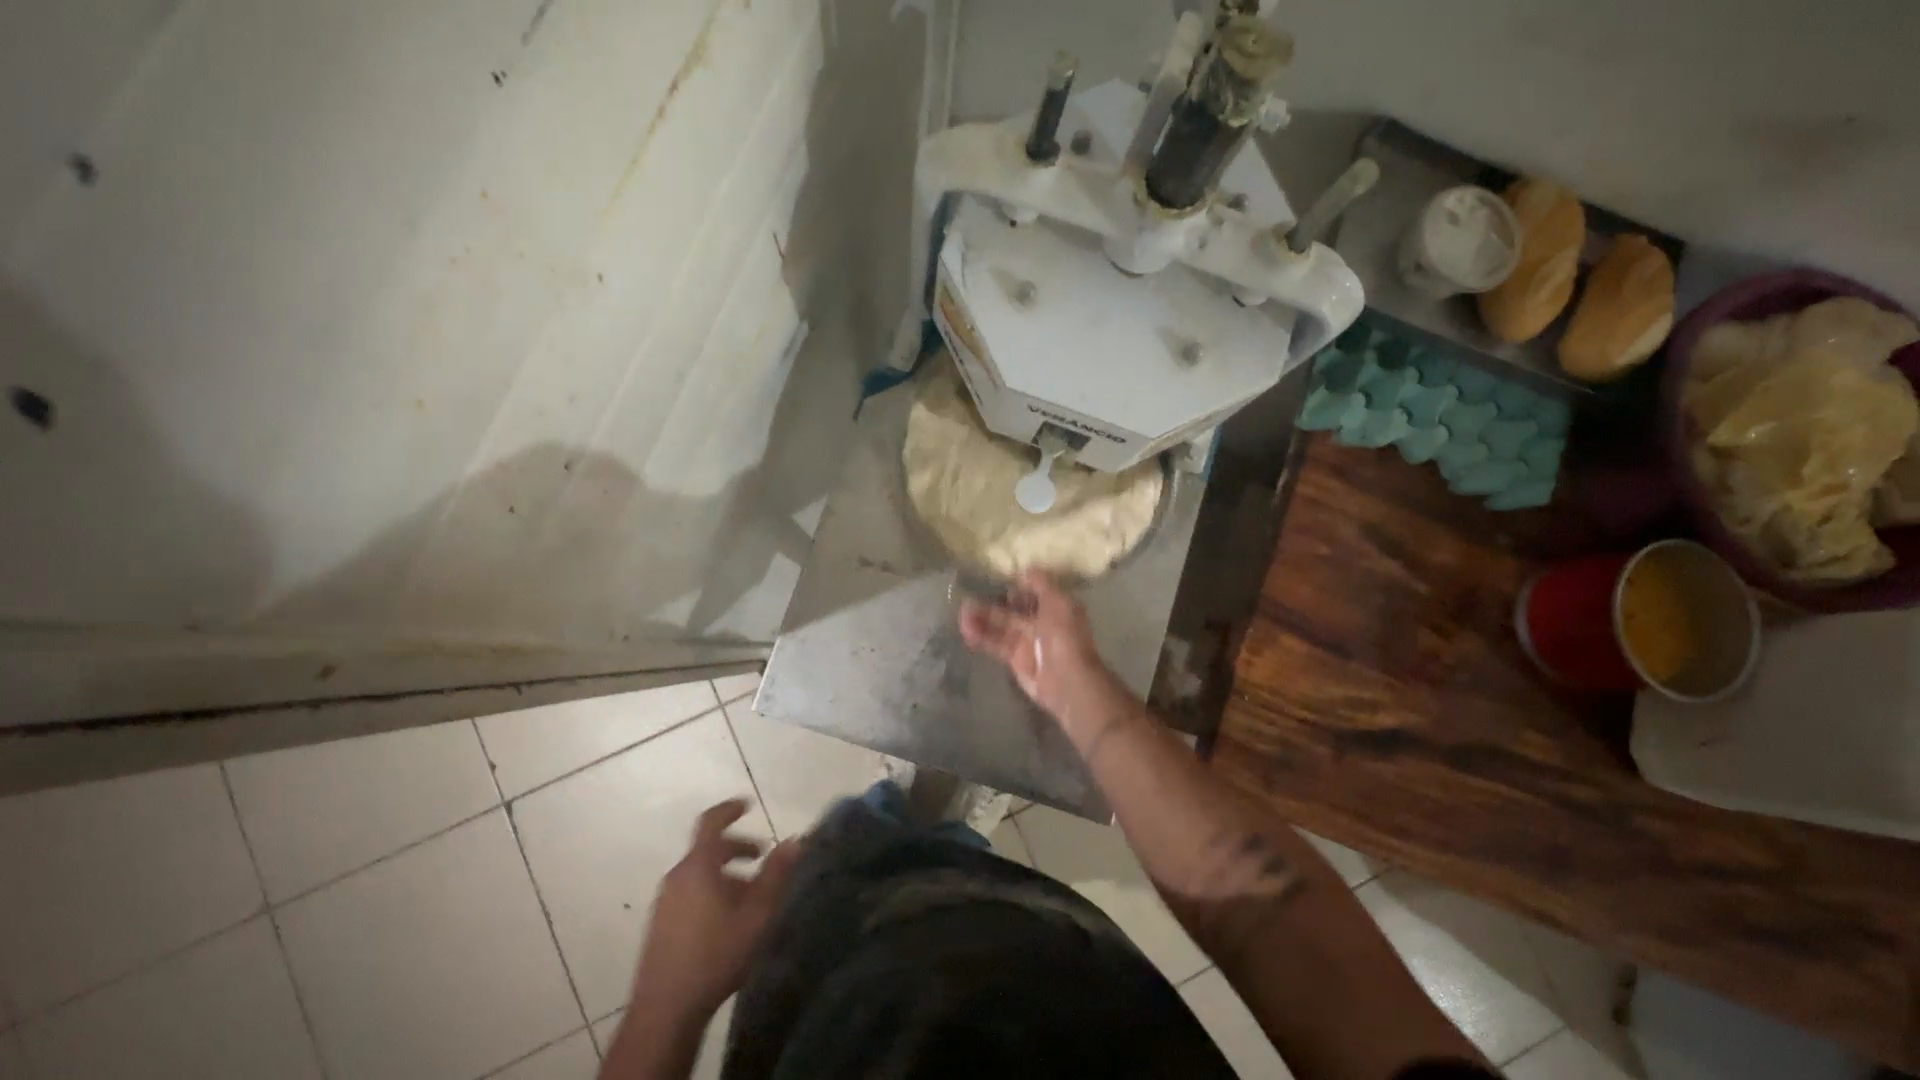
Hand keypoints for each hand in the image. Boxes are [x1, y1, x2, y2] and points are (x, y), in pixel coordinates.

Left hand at [631, 799, 802, 1018]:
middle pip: (707, 850)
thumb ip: (777, 874)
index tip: (747, 804)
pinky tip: (728, 921)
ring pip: (700, 875)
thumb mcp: (757, 914)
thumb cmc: (716, 954)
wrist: (666, 1007)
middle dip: (736, 849)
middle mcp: (677, 877)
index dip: (729, 809)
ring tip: (751, 897)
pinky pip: (690, 894)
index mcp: (698, 867)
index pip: (711, 822)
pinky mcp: (660, 925)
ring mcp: (664, 902)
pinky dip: (712, 892)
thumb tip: (795, 840)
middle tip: (762, 857)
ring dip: (726, 875)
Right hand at [958, 570, 1126, 730]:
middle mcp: (1040, 621)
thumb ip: (1041, 583)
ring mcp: (1026, 640)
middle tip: (969, 594)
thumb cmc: (1064, 636)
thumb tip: (1025, 569)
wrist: (1066, 680)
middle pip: (1012, 608)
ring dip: (982, 618)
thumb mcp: (1058, 602)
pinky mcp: (1014, 658)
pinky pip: (994, 643)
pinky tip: (966, 630)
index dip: (1015, 585)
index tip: (994, 577)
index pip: (1032, 590)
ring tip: (963, 613)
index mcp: (1055, 605)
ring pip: (1000, 625)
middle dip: (993, 601)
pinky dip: (980, 637)